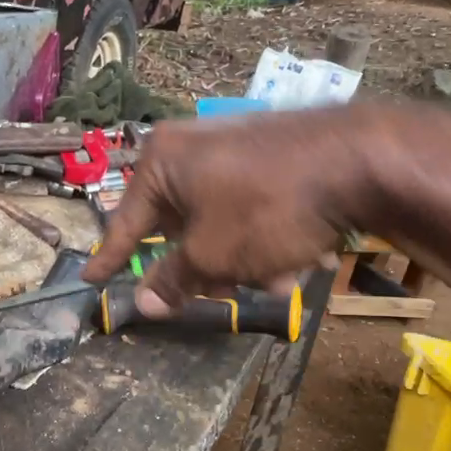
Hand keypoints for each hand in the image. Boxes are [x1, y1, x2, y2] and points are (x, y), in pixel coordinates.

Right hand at [84, 105, 407, 311]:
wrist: (361, 160)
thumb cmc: (266, 208)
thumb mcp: (213, 255)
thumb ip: (173, 279)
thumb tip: (143, 303)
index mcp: (162, 162)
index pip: (126, 222)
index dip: (110, 258)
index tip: (90, 281)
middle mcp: (192, 147)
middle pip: (181, 224)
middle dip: (207, 267)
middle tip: (224, 293)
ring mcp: (235, 147)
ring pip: (222, 220)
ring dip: (245, 259)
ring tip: (280, 277)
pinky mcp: (273, 153)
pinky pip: (253, 204)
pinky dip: (268, 235)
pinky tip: (302, 253)